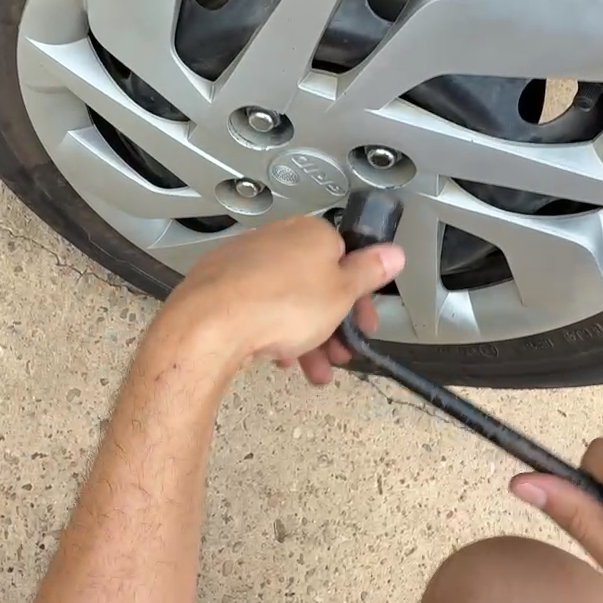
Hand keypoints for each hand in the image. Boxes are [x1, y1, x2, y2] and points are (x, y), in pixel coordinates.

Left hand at [157, 216, 402, 383]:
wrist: (211, 323)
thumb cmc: (276, 304)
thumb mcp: (341, 293)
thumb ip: (369, 272)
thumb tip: (392, 253)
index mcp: (310, 233)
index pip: (346, 258)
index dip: (358, 296)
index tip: (363, 322)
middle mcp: (276, 239)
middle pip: (315, 284)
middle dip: (332, 324)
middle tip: (340, 352)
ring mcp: (245, 261)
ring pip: (286, 300)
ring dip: (305, 337)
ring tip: (313, 369)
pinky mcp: (221, 284)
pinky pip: (256, 308)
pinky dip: (271, 332)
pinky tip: (277, 357)